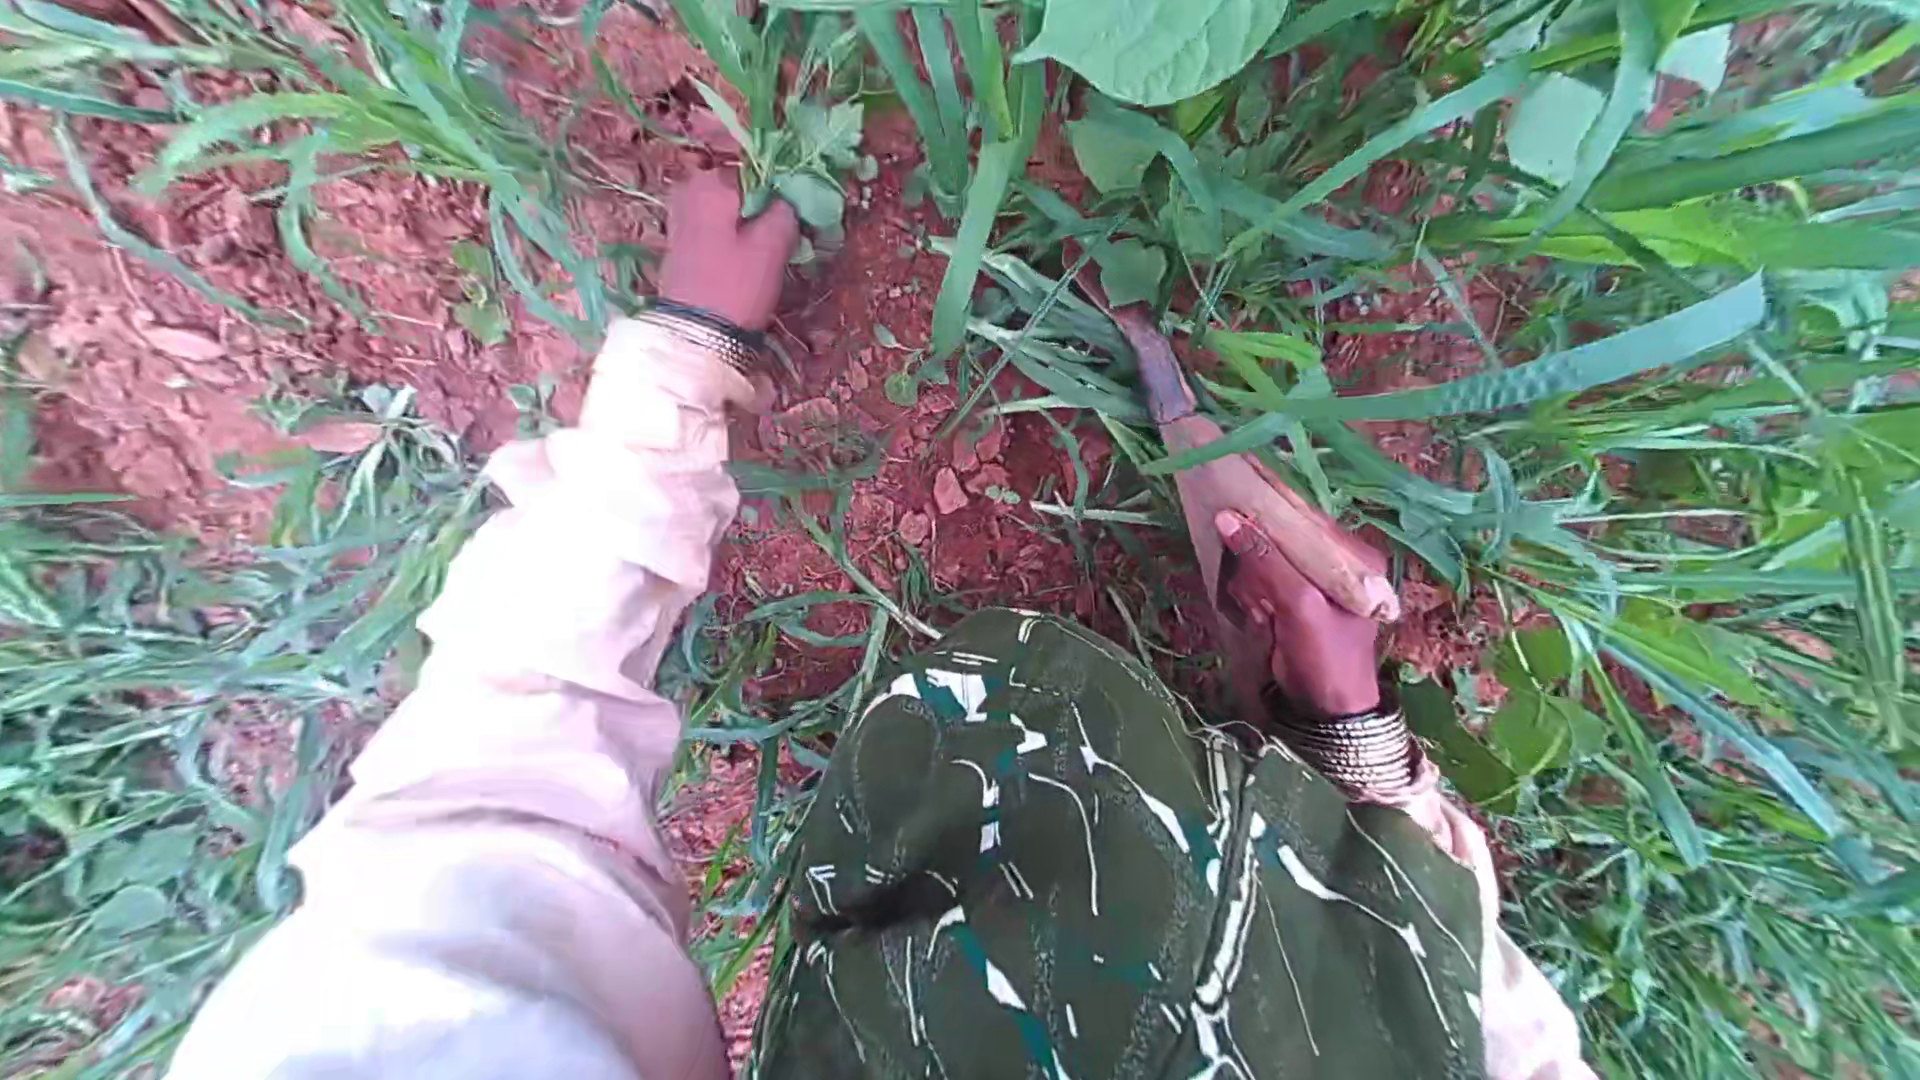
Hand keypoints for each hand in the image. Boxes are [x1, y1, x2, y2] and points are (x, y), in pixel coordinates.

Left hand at [660, 169, 798, 331]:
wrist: (696, 334)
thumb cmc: (736, 288)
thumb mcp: (771, 248)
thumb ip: (785, 213)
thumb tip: (792, 198)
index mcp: (712, 182)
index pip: (759, 172)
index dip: (783, 194)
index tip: (799, 221)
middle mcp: (690, 189)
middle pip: (742, 191)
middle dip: (765, 211)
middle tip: (787, 241)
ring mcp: (681, 216)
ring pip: (731, 211)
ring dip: (752, 227)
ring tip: (770, 256)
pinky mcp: (681, 243)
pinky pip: (717, 228)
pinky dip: (735, 239)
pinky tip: (748, 263)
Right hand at [1214, 510, 1383, 717]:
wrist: (1324, 707)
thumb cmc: (1323, 654)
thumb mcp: (1298, 602)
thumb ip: (1265, 559)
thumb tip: (1226, 518)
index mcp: (1352, 557)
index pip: (1304, 517)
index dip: (1268, 515)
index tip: (1234, 515)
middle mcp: (1333, 564)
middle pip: (1278, 539)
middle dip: (1259, 562)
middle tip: (1261, 591)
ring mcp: (1309, 583)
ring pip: (1262, 561)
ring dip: (1253, 584)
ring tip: (1263, 610)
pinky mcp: (1289, 600)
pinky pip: (1259, 582)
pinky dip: (1251, 597)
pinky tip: (1259, 616)